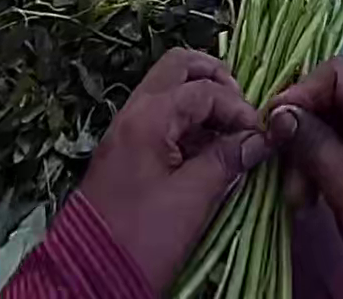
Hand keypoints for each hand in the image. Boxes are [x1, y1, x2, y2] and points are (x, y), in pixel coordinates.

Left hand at [78, 49, 270, 292]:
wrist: (85, 280)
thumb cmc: (142, 238)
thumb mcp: (192, 199)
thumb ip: (227, 159)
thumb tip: (258, 140)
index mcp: (150, 115)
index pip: (204, 90)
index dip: (237, 107)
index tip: (258, 134)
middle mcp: (135, 109)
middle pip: (180, 66)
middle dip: (215, 78)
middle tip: (239, 106)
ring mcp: (127, 127)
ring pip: (169, 86)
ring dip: (201, 96)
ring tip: (228, 128)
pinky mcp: (126, 148)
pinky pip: (162, 113)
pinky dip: (187, 118)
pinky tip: (208, 146)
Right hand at [267, 57, 342, 298]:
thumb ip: (313, 144)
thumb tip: (278, 112)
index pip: (336, 73)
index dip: (304, 89)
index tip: (277, 121)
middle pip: (327, 99)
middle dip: (300, 126)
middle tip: (281, 163)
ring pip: (324, 128)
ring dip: (302, 154)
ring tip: (297, 195)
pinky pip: (329, 153)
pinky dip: (311, 170)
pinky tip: (306, 200)